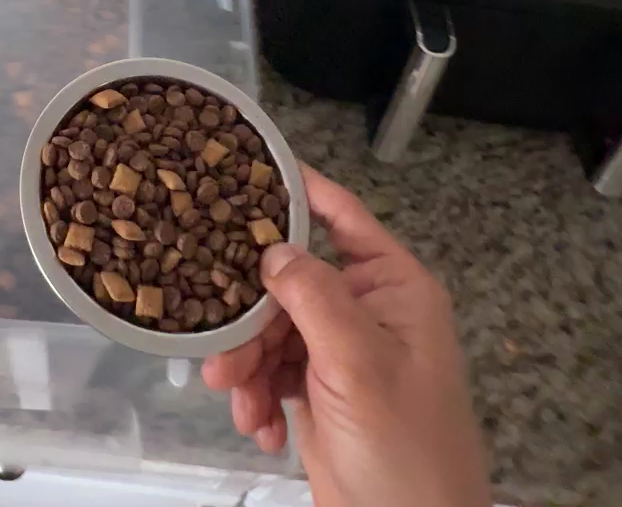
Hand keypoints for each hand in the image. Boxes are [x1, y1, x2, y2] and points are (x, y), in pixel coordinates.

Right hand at [203, 164, 489, 506]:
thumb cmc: (402, 451)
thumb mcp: (359, 366)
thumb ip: (314, 297)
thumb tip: (271, 249)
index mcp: (391, 287)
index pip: (340, 215)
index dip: (296, 187)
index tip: (242, 169)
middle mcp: (364, 308)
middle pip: (289, 278)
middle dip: (252, 314)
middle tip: (219, 341)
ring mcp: (339, 349)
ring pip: (271, 326)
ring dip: (248, 362)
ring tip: (237, 399)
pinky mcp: (317, 386)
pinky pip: (271, 367)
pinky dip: (258, 394)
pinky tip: (262, 427)